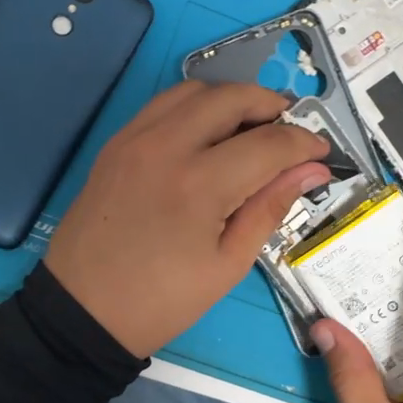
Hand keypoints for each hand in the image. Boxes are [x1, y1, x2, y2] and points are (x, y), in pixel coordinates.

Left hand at [46, 81, 330, 356]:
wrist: (82, 311)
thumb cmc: (161, 301)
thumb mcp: (227, 264)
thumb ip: (270, 208)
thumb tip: (311, 170)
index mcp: (200, 184)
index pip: (268, 143)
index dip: (303, 144)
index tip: (321, 154)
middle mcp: (166, 146)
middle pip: (230, 97)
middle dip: (269, 106)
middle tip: (289, 131)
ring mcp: (135, 139)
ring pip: (193, 91)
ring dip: (229, 99)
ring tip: (250, 127)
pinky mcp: (116, 144)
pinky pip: (161, 105)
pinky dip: (193, 107)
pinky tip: (206, 134)